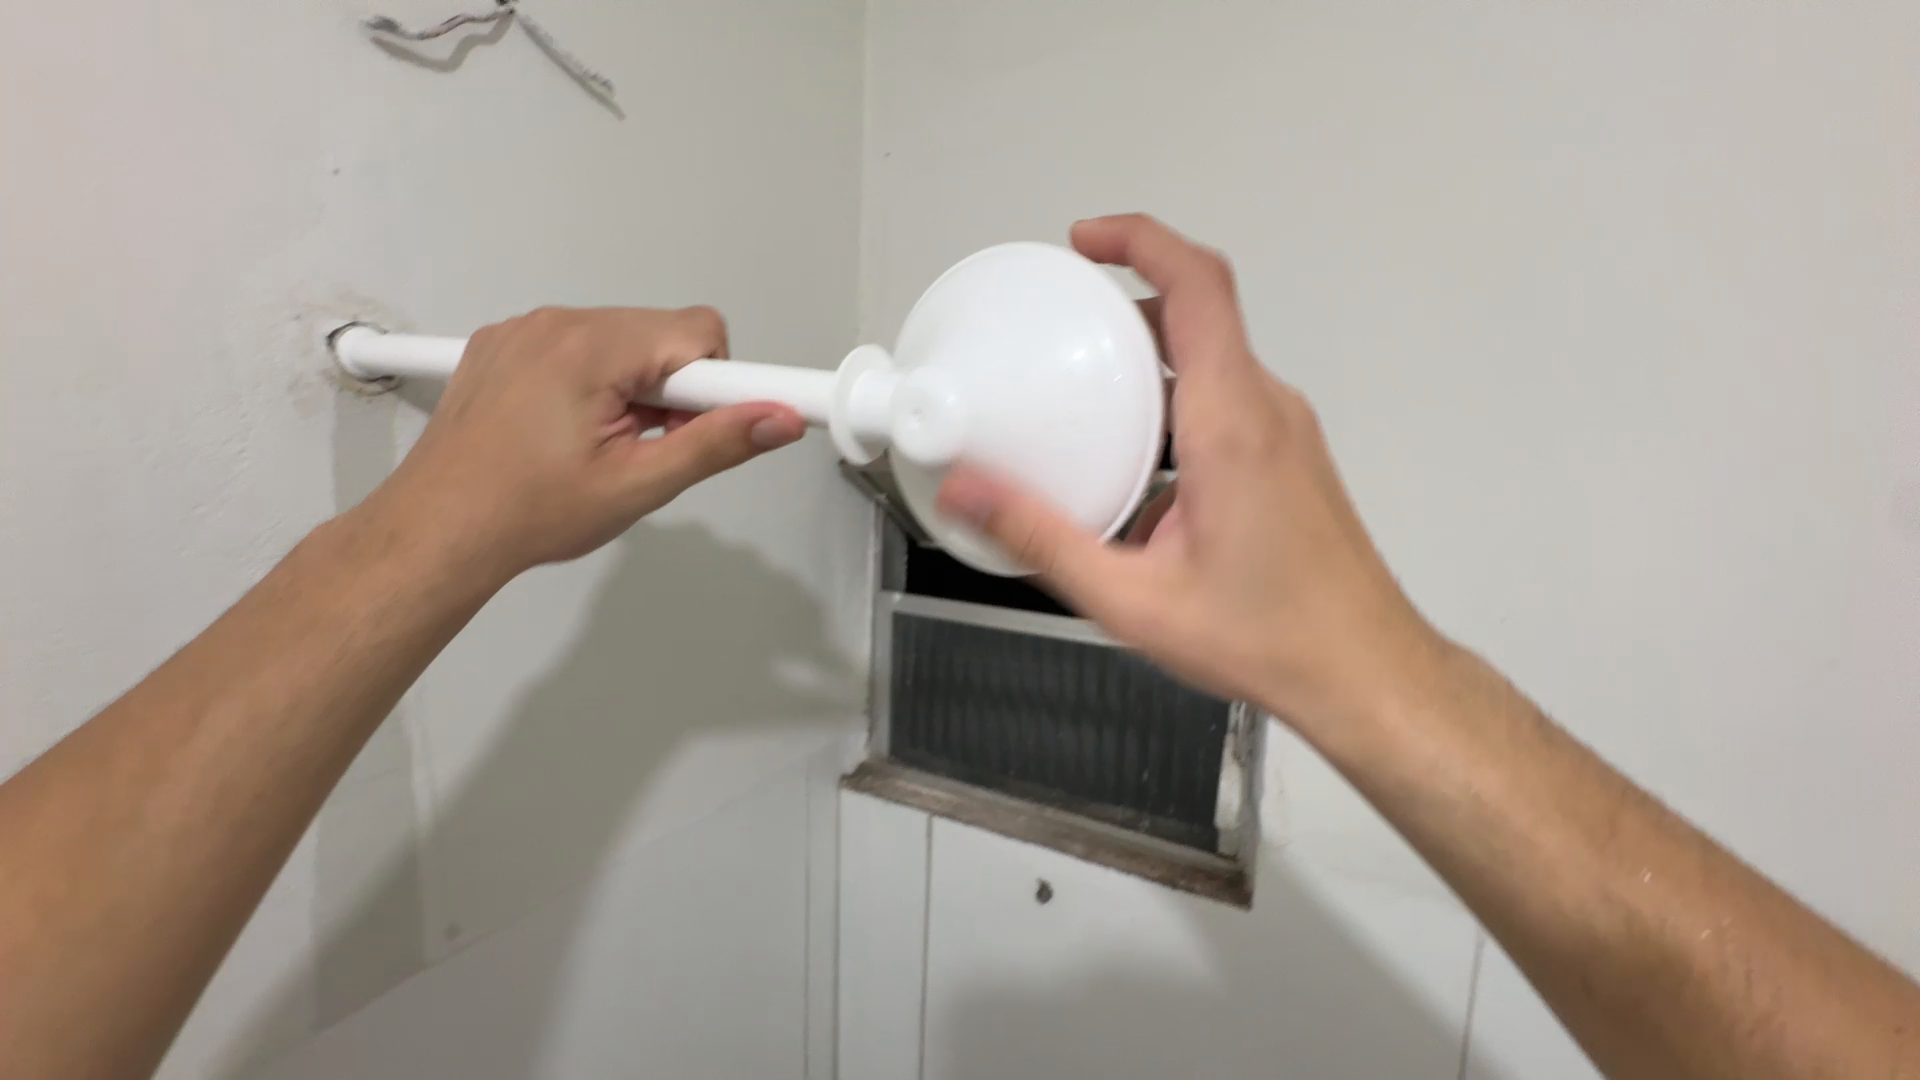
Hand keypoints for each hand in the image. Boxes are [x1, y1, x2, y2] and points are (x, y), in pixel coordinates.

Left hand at [369, 306, 804, 577]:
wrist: (439, 529)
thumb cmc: (530, 512)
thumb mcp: (640, 485)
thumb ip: (717, 444)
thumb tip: (777, 419)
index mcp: (589, 349)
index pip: (700, 331)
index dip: (721, 383)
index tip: (715, 423)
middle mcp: (556, 323)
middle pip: (663, 333)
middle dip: (678, 389)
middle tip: (651, 443)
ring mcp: (526, 330)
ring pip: (627, 339)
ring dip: (641, 386)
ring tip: (611, 441)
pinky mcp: (508, 344)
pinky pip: (584, 344)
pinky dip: (601, 379)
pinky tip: (577, 427)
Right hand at [937, 215, 1433, 729]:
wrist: (1361, 671)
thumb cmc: (1273, 636)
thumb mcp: (1130, 597)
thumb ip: (1040, 538)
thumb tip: (972, 495)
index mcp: (1232, 425)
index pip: (1197, 285)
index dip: (1139, 241)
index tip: (1086, 242)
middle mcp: (1266, 412)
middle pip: (1192, 316)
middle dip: (1120, 312)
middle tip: (1062, 332)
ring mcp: (1283, 432)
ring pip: (1207, 361)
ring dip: (1144, 368)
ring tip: (1086, 406)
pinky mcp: (1284, 457)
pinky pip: (1221, 402)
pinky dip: (1169, 409)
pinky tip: (1134, 472)